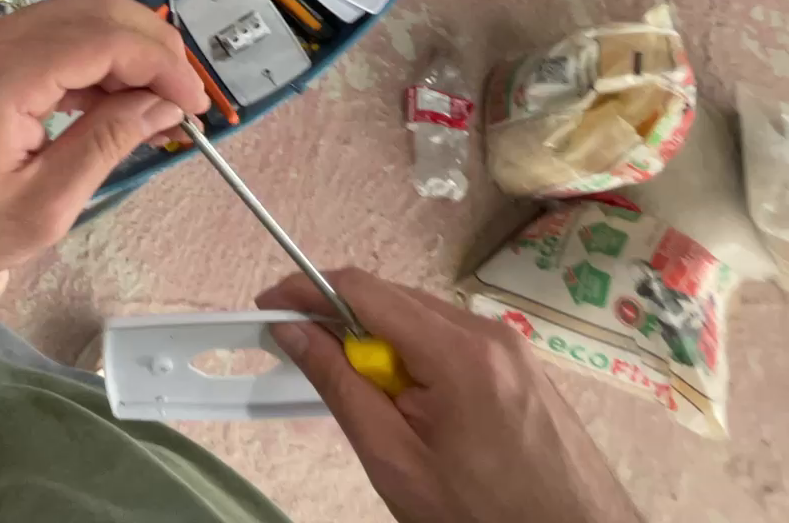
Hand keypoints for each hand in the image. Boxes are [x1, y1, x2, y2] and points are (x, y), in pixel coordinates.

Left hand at [0, 0, 208, 293]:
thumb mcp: (41, 207)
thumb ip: (105, 144)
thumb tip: (165, 105)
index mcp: (7, 74)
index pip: (107, 39)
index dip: (163, 64)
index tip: (198, 106)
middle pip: (98, 8)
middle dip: (154, 45)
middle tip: (185, 97)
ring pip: (81, 13)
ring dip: (129, 46)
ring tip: (160, 100)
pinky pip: (58, 33)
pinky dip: (98, 55)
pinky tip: (117, 98)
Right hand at [257, 269, 642, 522]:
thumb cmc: (483, 522)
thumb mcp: (396, 461)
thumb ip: (338, 384)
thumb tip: (290, 328)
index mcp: (458, 352)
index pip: (362, 290)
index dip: (306, 289)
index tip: (267, 305)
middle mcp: (488, 331)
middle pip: (389, 297)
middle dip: (339, 317)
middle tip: (304, 352)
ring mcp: (511, 346)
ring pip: (416, 315)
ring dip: (375, 339)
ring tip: (363, 392)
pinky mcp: (521, 365)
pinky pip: (446, 336)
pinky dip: (411, 353)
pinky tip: (408, 400)